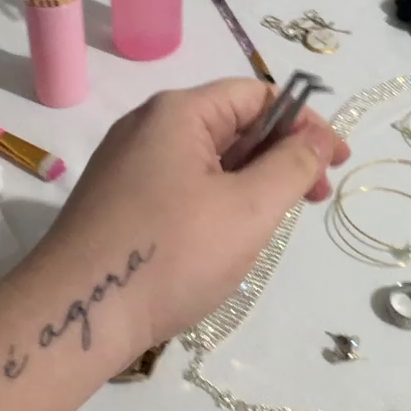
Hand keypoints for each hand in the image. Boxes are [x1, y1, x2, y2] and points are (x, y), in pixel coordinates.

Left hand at [41, 79, 348, 350]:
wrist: (74, 315)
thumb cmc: (170, 254)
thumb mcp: (249, 209)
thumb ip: (292, 166)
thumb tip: (314, 138)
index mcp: (177, 112)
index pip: (256, 95)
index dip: (305, 123)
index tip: (336, 162)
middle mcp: (147, 127)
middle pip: (232, 124)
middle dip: (280, 156)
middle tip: (312, 199)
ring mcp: (127, 165)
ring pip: (208, 159)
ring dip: (250, 182)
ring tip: (272, 225)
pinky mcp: (118, 201)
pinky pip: (181, 185)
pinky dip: (217, 201)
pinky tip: (226, 239)